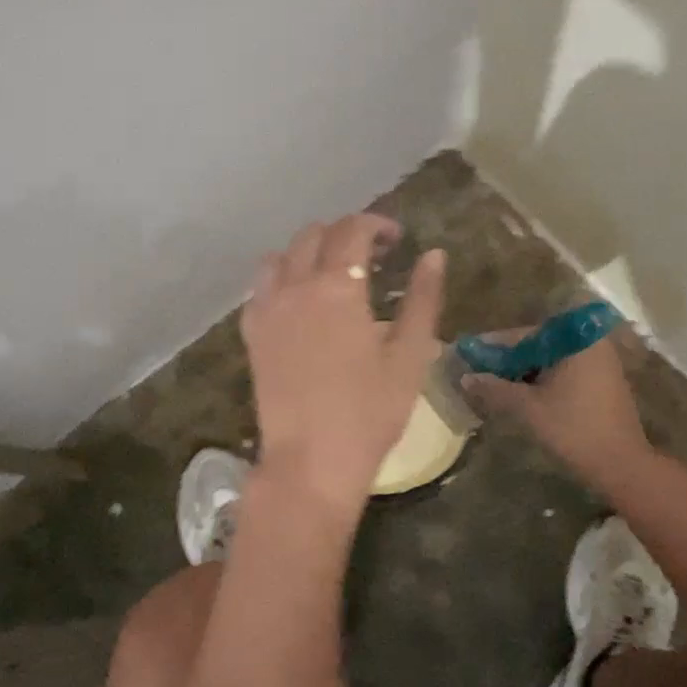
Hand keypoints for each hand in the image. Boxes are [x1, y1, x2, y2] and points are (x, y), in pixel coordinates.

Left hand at [241, 215, 445, 501]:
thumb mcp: (409, 358)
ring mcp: (268, 310)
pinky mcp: (252, 335)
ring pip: (281, 256)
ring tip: (330, 275)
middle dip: (344, 234)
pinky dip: (280, 279)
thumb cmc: (369, 413)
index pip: (353, 230)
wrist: (310, 461)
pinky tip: (298, 302)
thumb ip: (422, 300)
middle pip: (314, 235)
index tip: (396, 239)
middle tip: (370, 256)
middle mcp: (296, 286)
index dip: (377, 225)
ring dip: (307, 252)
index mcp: (338, 287)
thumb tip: (434, 256)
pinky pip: (260, 288)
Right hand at [462, 329, 651, 490]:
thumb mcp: (526, 408)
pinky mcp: (602, 382)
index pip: (522, 335)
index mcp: (575, 340)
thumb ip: (493, 389)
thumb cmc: (572, 430)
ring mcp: (599, 363)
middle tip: (476, 371)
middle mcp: (590, 343)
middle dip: (505, 358)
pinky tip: (519, 394)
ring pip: (549, 360)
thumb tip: (465, 378)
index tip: (465, 353)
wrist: (620, 464)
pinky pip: (563, 371)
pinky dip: (540, 380)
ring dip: (522, 371)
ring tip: (492, 385)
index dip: (491, 346)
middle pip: (537, 344)